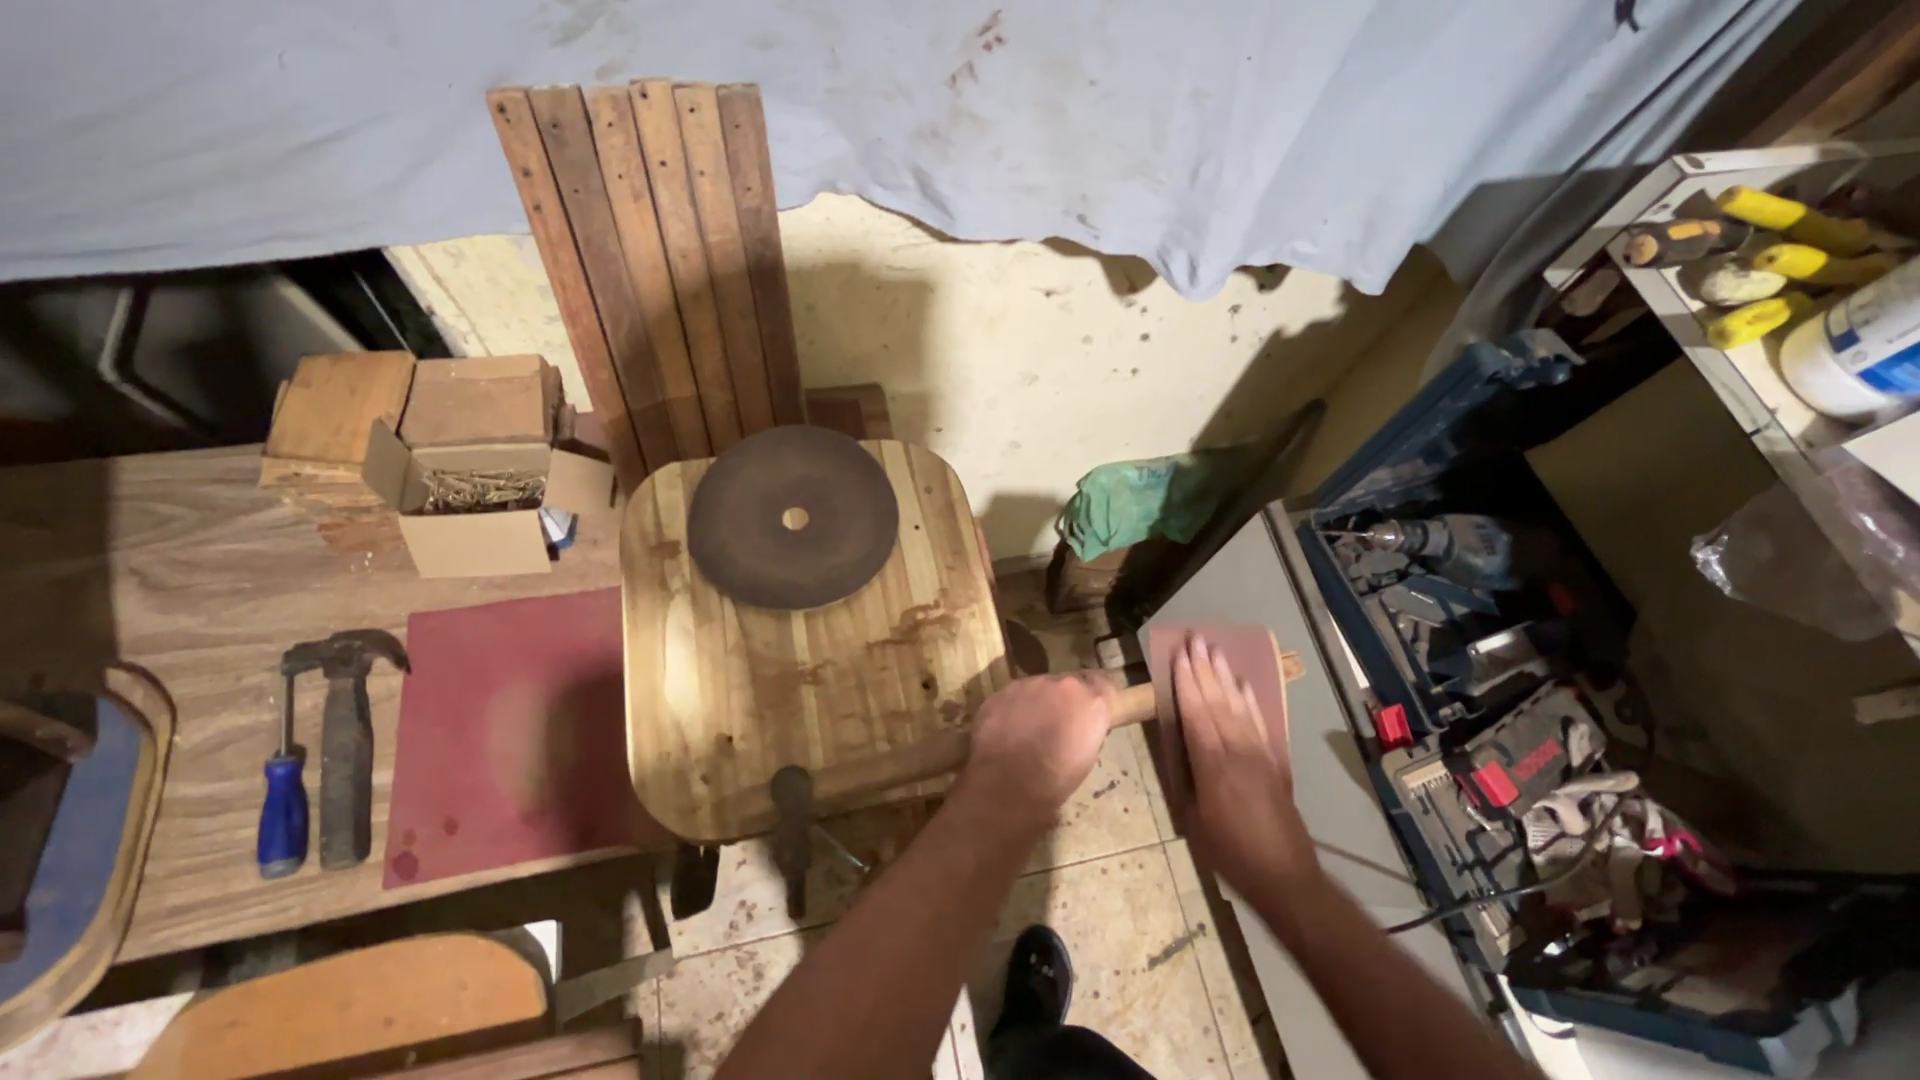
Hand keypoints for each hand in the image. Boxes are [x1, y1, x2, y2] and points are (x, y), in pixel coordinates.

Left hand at [958, 675, 1114, 828]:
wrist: (1002, 784)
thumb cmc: (1052, 782)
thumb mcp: (1086, 759)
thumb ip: (1087, 730)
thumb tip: (1081, 726)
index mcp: (1090, 702)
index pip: (1105, 686)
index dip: (1099, 700)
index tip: (1094, 714)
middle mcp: (1063, 685)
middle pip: (1071, 685)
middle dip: (1068, 701)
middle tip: (1061, 725)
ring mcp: (1030, 684)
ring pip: (1042, 687)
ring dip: (1042, 702)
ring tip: (1033, 729)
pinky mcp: (1003, 690)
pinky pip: (1017, 695)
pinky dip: (1018, 707)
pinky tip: (1010, 730)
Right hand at [1175, 635, 1318, 896]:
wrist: (1284, 875)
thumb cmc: (1229, 853)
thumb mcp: (1194, 819)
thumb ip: (1188, 779)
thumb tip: (1179, 745)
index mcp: (1212, 765)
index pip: (1196, 713)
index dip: (1186, 682)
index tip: (1178, 654)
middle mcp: (1238, 751)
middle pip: (1218, 701)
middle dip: (1205, 669)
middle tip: (1196, 638)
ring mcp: (1260, 754)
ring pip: (1239, 706)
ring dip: (1226, 676)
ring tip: (1216, 650)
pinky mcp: (1276, 762)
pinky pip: (1261, 722)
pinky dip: (1251, 700)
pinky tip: (1243, 684)